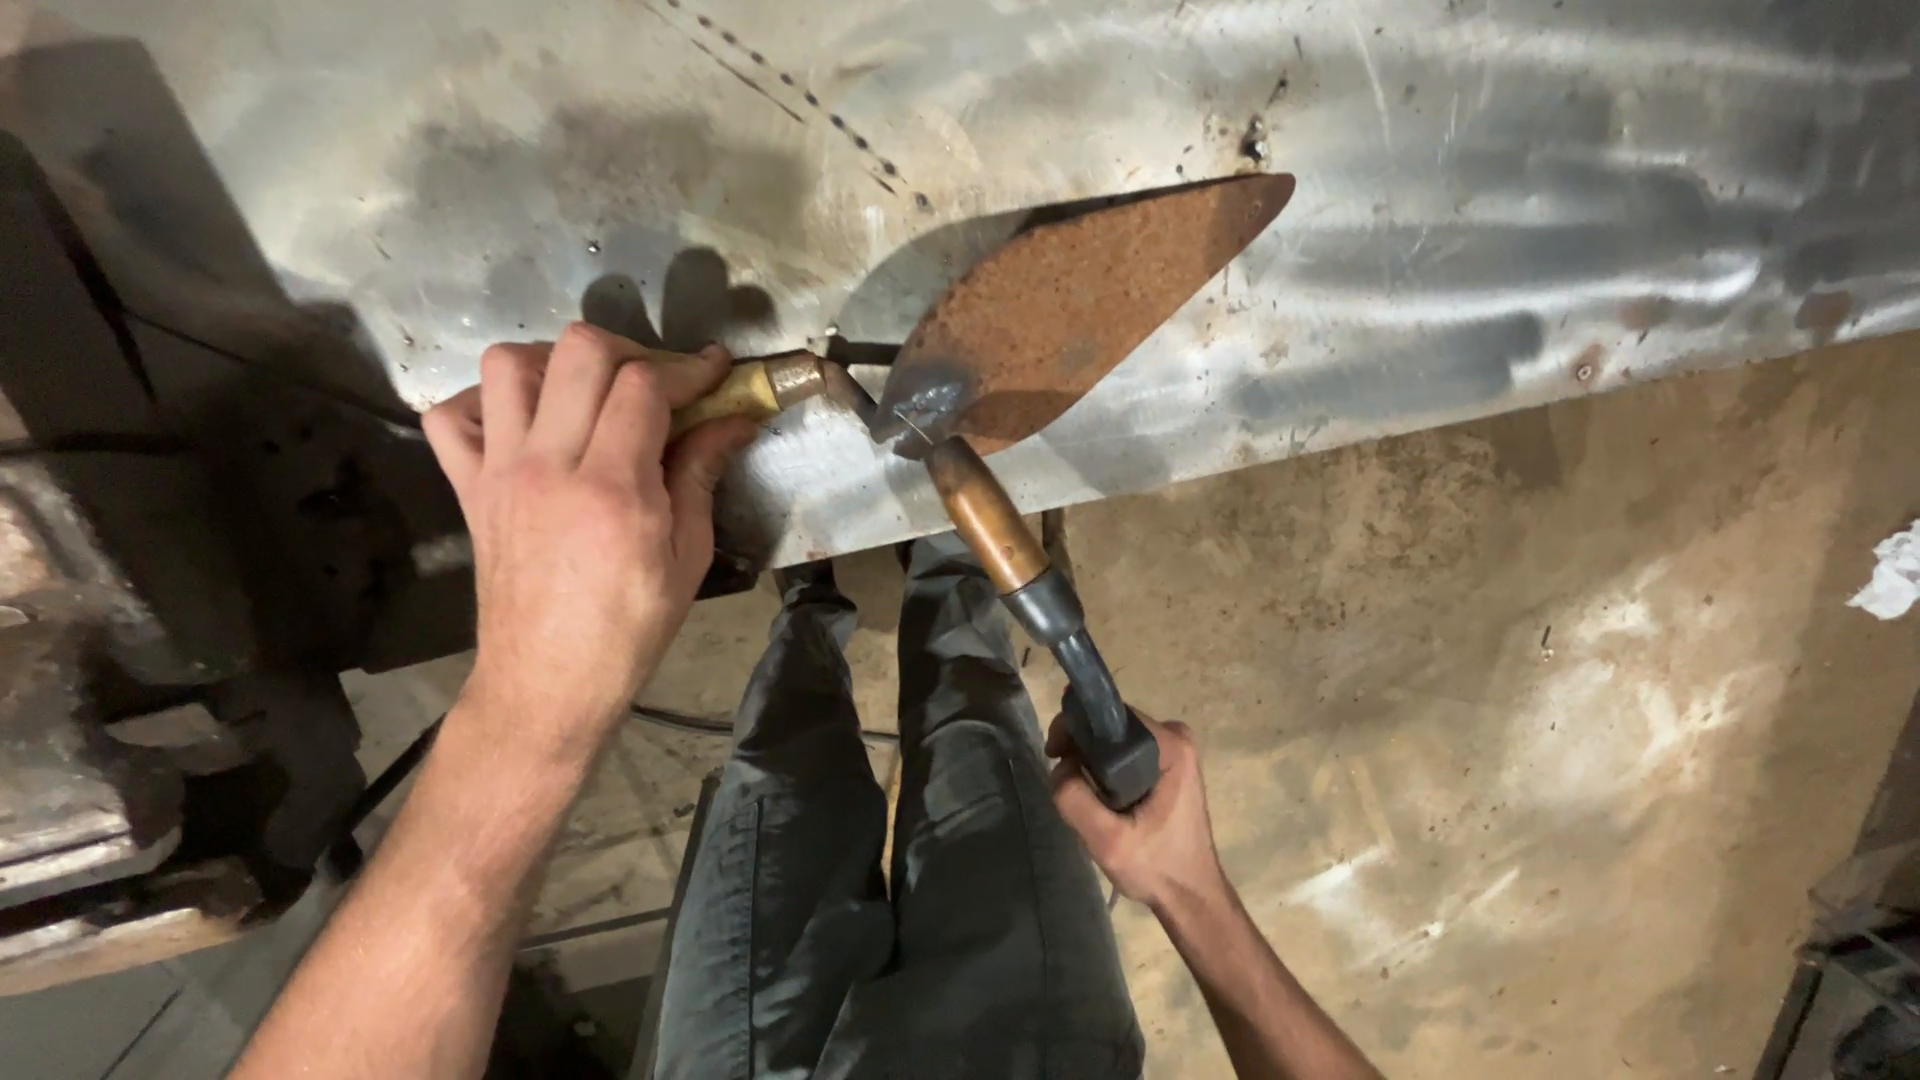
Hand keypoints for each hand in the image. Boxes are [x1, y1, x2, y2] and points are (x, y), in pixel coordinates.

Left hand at [422, 323, 759, 759]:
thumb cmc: (632, 626)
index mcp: (612, 488)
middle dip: (633, 351)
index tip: (718, 370)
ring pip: (510, 364)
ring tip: (594, 394)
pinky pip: (454, 415)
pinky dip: (490, 401)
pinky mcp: (468, 487)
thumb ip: (701, 474)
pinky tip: (529, 423)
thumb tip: (734, 421)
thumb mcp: (688, 554)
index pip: (645, 386)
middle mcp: (547, 465)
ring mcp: (498, 471)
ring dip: (560, 362)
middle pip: (579, 352)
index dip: (690, 367)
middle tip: (661, 383)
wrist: (549, 679)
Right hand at [1047, 711, 1227, 910]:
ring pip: (1116, 738)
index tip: (1055, 754)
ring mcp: (1175, 750)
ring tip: (1081, 793)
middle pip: (1112, 724)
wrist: (1192, 898)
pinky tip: (1099, 797)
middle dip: (1081, 746)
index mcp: (1171, 746)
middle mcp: (1176, 737)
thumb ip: (1075, 799)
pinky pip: (1126, 751)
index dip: (1076, 728)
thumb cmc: (1157, 868)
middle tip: (1064, 779)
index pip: (1111, 714)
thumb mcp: (1108, 841)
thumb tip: (1059, 767)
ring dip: (1091, 759)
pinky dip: (1106, 768)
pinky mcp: (1170, 765)